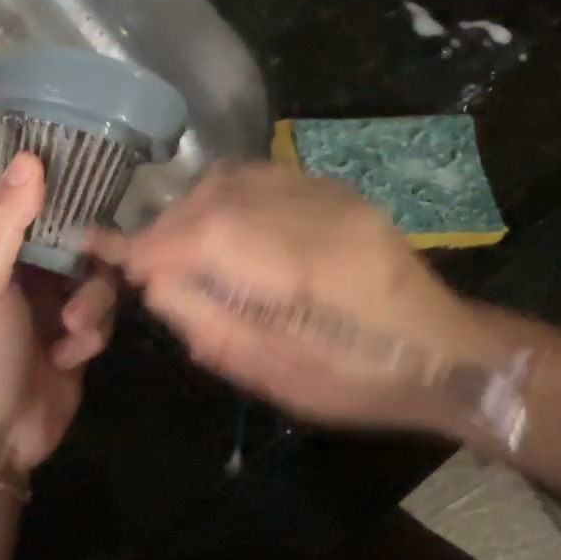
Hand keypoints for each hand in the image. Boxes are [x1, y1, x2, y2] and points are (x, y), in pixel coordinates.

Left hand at [0, 153, 118, 480]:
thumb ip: (4, 223)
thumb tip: (30, 157)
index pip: (16, 191)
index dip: (44, 177)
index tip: (81, 163)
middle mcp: (20, 265)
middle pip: (69, 228)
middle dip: (84, 249)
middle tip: (89, 260)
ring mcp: (50, 299)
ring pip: (94, 270)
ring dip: (91, 299)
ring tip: (72, 327)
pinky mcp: (75, 332)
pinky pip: (103, 310)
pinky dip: (92, 331)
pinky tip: (70, 356)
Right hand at [89, 162, 507, 439]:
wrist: (449, 353)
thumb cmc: (363, 382)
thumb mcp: (280, 377)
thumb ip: (211, 326)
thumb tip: (154, 283)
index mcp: (316, 268)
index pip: (212, 233)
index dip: (153, 243)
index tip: (112, 258)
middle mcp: (323, 213)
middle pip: (216, 197)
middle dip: (165, 226)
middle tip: (141, 262)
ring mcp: (330, 193)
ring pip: (232, 178)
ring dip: (188, 208)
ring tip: (173, 246)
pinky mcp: (332, 189)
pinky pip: (256, 177)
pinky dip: (217, 197)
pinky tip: (211, 227)